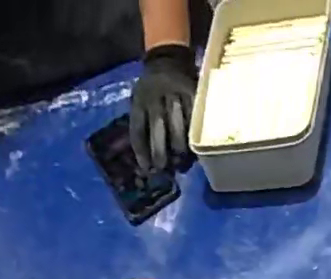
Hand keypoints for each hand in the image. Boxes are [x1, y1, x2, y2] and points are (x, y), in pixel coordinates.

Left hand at [129, 44, 196, 172]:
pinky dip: (192, 133)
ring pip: (177, 123)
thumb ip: (140, 125)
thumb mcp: (137, 101)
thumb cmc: (150, 88)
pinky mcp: (192, 91)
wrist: (168, 57)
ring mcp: (175, 92)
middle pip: (157, 127)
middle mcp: (155, 96)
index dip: (142, 152)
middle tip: (163, 168)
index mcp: (139, 101)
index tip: (147, 168)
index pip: (137, 130)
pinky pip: (193, 116)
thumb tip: (144, 160)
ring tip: (180, 161)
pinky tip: (192, 146)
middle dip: (160, 151)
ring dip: (179, 146)